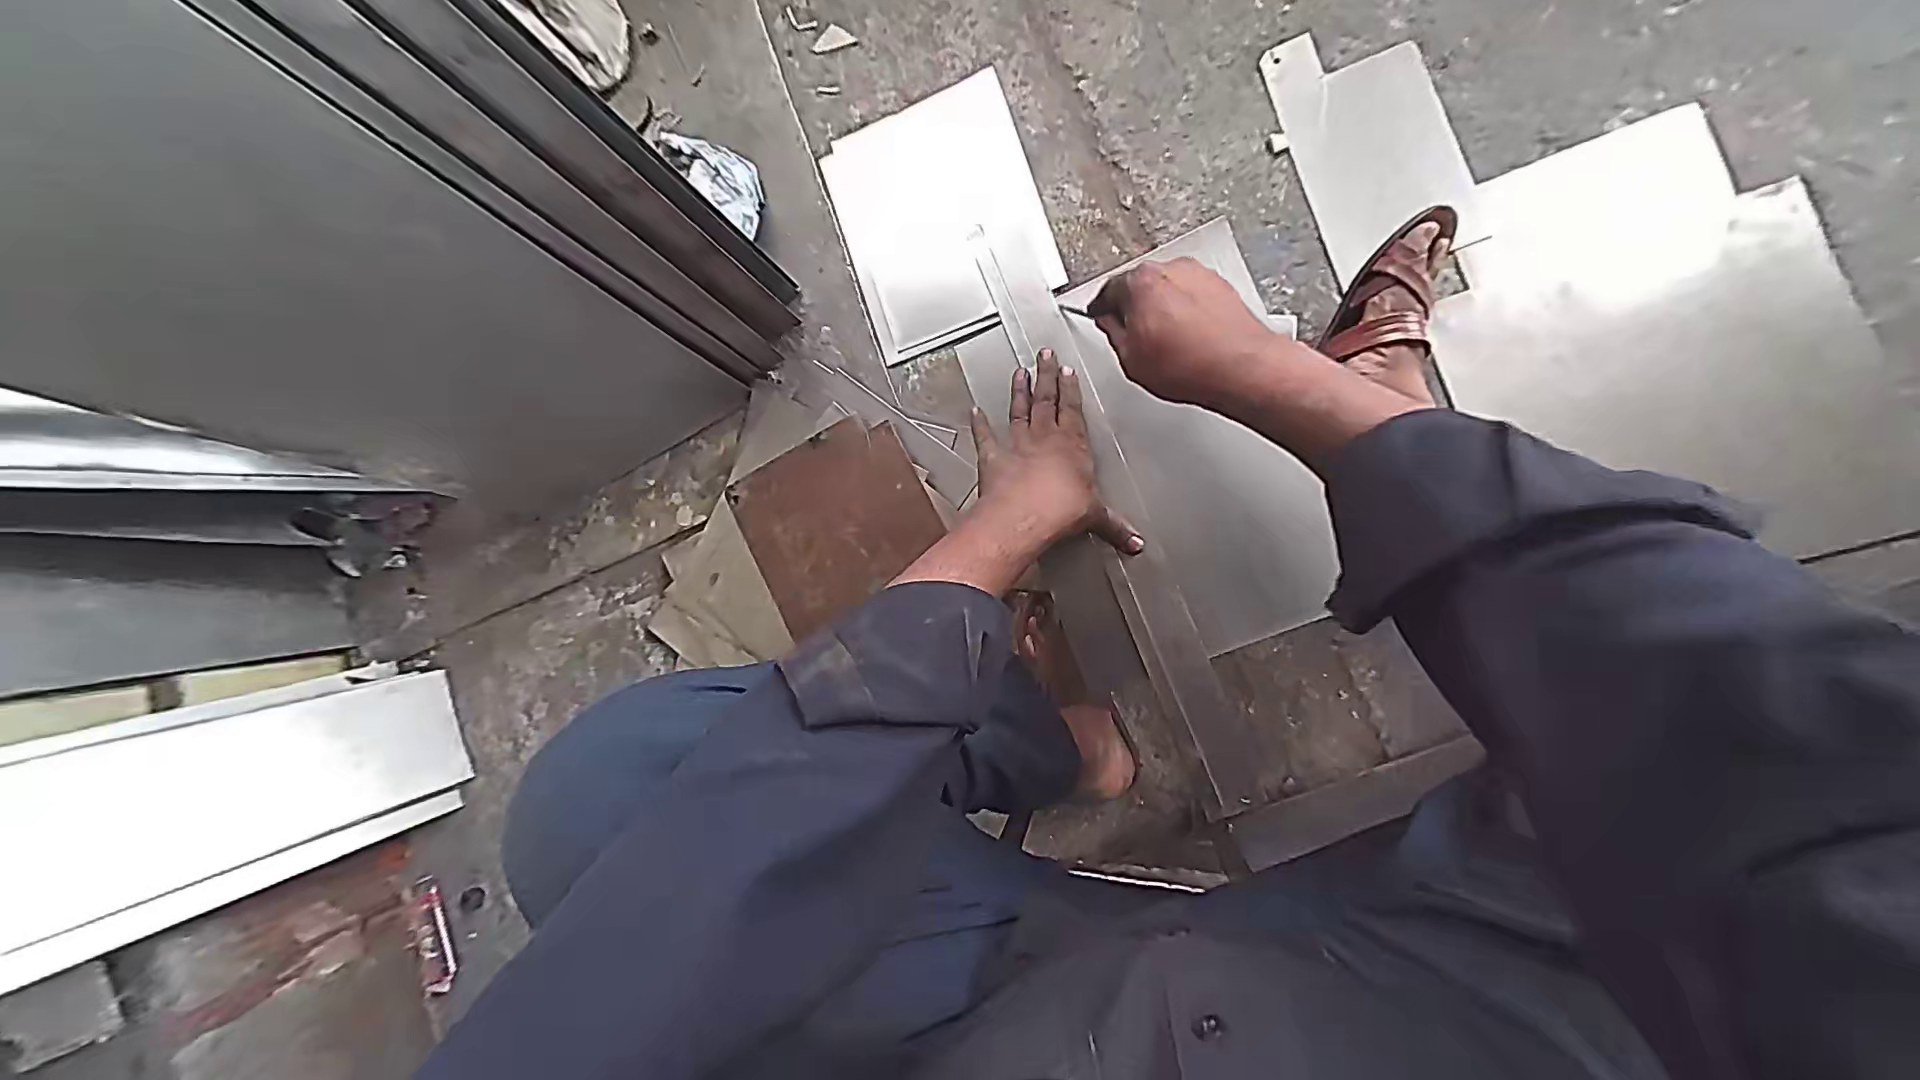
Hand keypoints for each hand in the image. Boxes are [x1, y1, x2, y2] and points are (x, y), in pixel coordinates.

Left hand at [969, 348, 1142, 555]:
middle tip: (1044, 355)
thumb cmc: (1059, 511)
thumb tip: (1134, 543)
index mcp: (1072, 445)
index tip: (1067, 370)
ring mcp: (1017, 445)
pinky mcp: (993, 458)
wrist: (1025, 517)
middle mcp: (1044, 438)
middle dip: (1046, 375)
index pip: (1073, 408)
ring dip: (1018, 391)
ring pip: (1019, 411)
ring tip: (1019, 373)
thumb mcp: (1095, 517)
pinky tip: (975, 411)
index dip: (1070, 388)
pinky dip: (979, 424)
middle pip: (1046, 399)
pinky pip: (985, 437)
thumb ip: (1114, 526)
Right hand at [1087, 257, 1282, 410]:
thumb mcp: (1130, 359)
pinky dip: (1185, 311)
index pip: (1108, 290)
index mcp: (1140, 281)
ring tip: (1164, 343)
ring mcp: (1199, 274)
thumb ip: (1113, 333)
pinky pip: (1191, 296)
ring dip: (1162, 309)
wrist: (1239, 368)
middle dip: (1134, 307)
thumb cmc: (1190, 364)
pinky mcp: (1221, 285)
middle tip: (1132, 335)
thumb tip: (1111, 325)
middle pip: (1140, 285)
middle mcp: (1171, 269)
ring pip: (1168, 289)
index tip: (1102, 318)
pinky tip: (1186, 339)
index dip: (1102, 309)